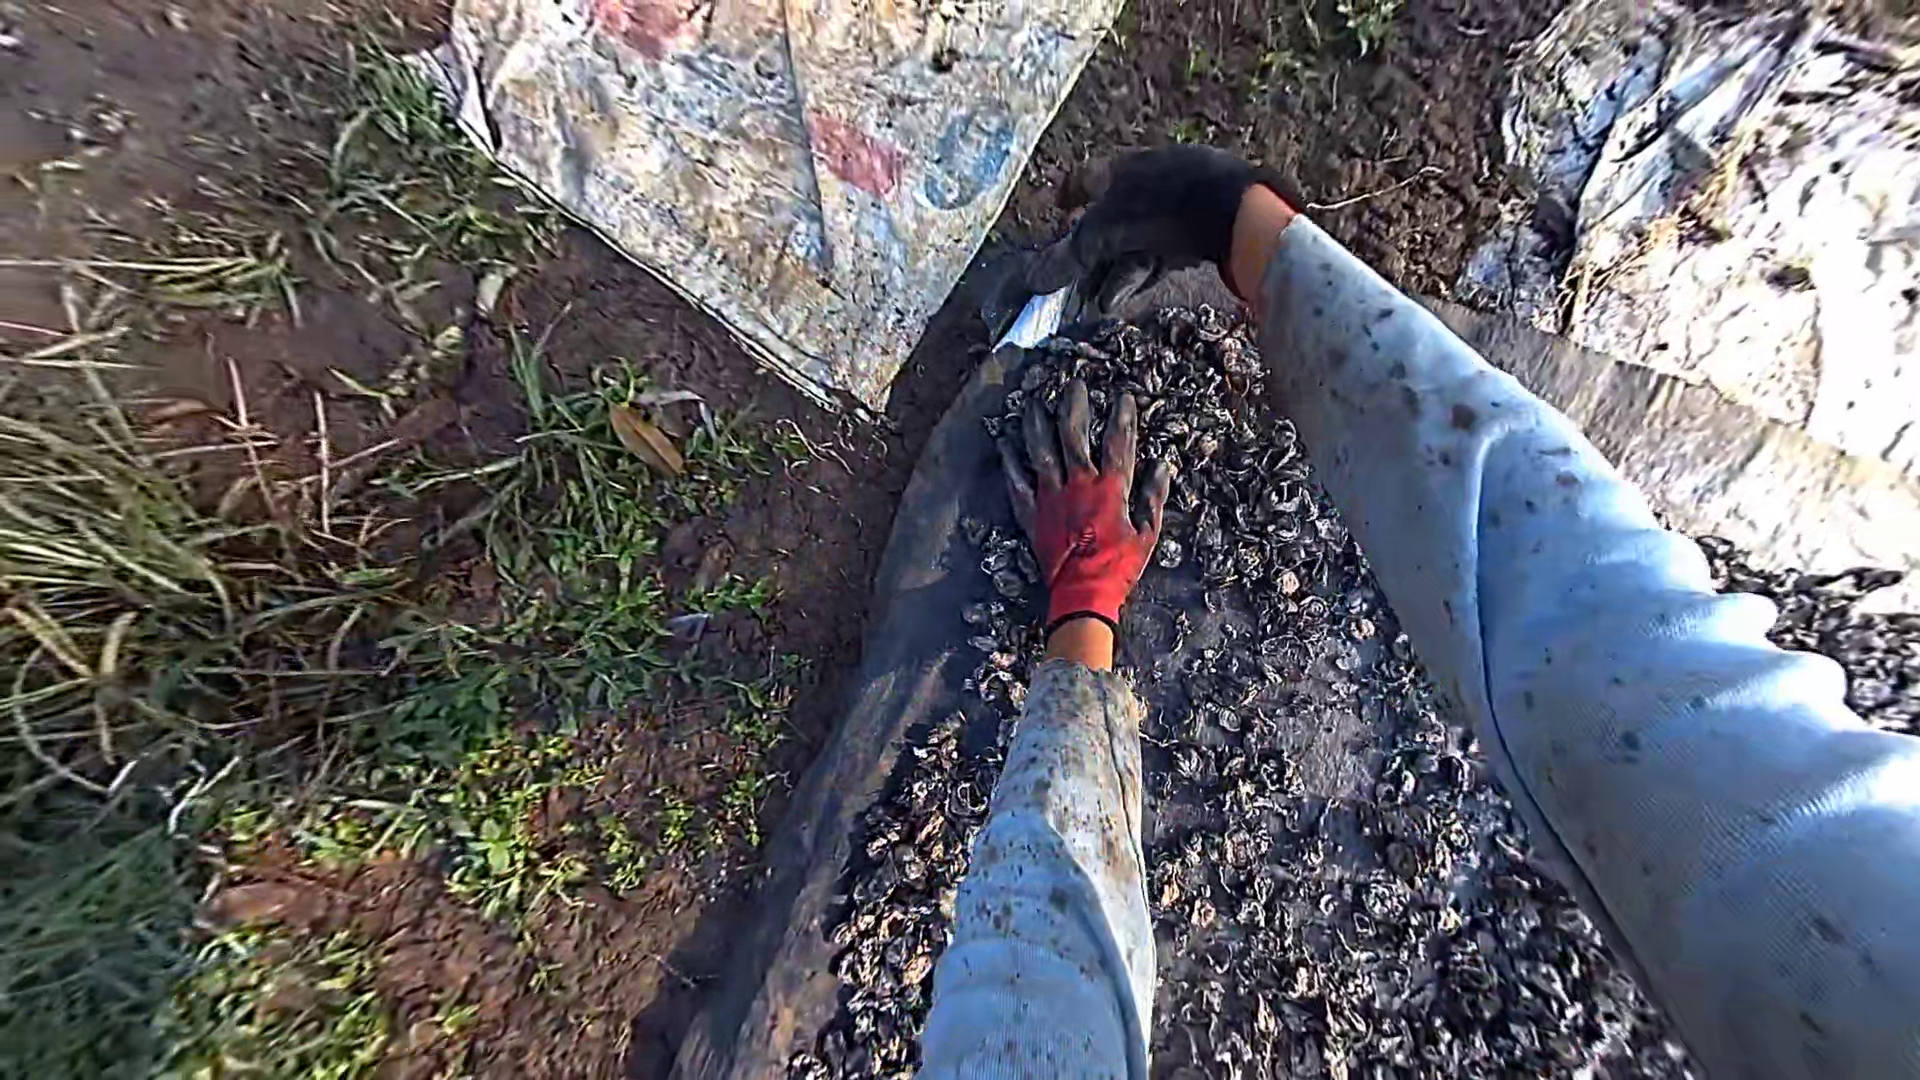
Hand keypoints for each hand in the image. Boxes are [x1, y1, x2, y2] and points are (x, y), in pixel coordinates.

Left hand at [1000, 379, 1171, 639]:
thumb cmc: (1119, 566)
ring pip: (1040, 451)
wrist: (1083, 594)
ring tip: (1033, 403)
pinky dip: (1010, 463)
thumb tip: (1164, 466)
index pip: (1118, 442)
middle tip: (1072, 385)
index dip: (1122, 416)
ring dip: (1036, 425)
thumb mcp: (1148, 534)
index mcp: (1110, 488)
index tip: (1123, 396)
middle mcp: (1078, 485)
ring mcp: (1050, 498)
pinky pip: (1017, 483)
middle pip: (1073, 435)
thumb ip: (1154, 497)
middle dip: (1074, 406)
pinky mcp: (1032, 514)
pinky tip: (1004, 444)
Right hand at [1026, 146, 1297, 312]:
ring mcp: (1170, 206)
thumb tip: (1030, 278)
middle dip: (1087, 256)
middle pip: (1105, 220)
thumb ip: (1066, 258)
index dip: (1066, 197)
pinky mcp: (1192, 231)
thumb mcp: (1103, 234)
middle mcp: (1144, 182)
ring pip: (1129, 243)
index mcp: (1119, 169)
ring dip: (1109, 274)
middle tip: (1072, 284)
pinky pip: (1155, 254)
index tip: (1056, 212)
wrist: (1233, 211)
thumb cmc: (1158, 209)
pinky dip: (1137, 275)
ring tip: (1096, 303)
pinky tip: (1123, 296)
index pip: (1082, 180)